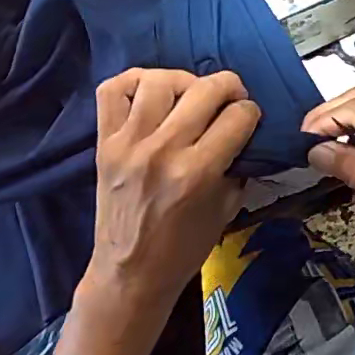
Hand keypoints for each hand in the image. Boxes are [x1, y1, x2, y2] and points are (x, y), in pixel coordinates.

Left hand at [81, 69, 261, 328]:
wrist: (130, 273)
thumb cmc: (184, 248)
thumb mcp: (226, 209)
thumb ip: (237, 164)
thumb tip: (244, 129)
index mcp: (198, 173)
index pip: (238, 116)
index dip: (251, 112)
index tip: (248, 118)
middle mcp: (162, 151)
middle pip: (204, 89)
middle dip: (229, 86)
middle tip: (230, 98)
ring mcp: (128, 143)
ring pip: (159, 81)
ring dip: (184, 81)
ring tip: (189, 95)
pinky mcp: (103, 142)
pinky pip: (112, 90)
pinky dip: (134, 81)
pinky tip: (151, 93)